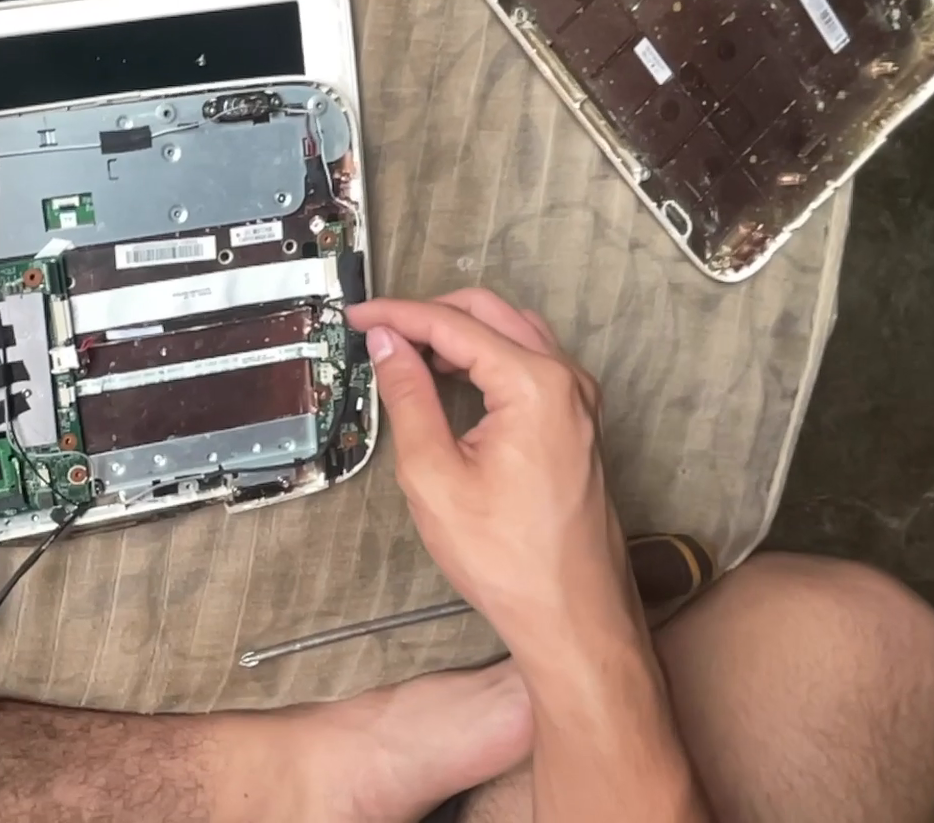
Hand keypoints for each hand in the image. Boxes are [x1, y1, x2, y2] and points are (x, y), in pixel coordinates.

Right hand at [348, 290, 641, 654]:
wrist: (573, 620)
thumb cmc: (503, 556)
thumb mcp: (433, 472)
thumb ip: (407, 396)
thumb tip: (385, 343)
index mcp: (534, 385)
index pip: (452, 325)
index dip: (396, 315)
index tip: (355, 317)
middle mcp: (566, 380)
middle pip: (488, 312)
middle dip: (426, 313)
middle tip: (377, 330)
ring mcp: (578, 401)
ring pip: (510, 331)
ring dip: (455, 330)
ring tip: (404, 351)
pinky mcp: (575, 422)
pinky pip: (526, 361)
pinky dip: (481, 354)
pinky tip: (447, 375)